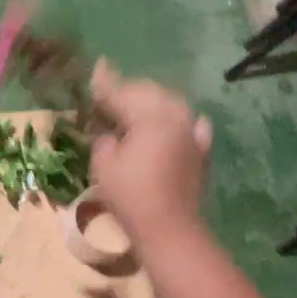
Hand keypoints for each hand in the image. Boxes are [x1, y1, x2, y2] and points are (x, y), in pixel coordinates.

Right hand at [88, 60, 211, 244]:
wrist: (169, 228)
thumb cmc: (130, 196)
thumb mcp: (103, 165)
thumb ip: (103, 138)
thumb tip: (107, 131)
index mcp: (149, 116)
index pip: (122, 93)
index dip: (105, 84)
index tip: (95, 69)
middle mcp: (175, 116)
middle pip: (149, 92)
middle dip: (129, 90)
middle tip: (109, 93)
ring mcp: (192, 132)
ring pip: (172, 104)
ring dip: (152, 102)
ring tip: (136, 108)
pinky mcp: (201, 150)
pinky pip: (192, 125)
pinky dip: (178, 121)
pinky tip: (174, 124)